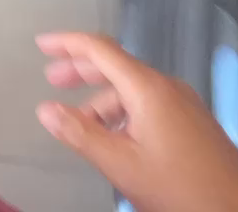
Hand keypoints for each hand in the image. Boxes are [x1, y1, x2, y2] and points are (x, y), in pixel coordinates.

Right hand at [36, 31, 237, 211]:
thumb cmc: (183, 194)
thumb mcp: (123, 166)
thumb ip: (80, 134)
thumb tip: (44, 109)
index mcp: (148, 88)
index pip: (99, 49)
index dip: (67, 43)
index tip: (40, 46)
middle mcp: (168, 87)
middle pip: (116, 65)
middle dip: (81, 69)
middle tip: (52, 80)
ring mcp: (186, 106)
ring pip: (133, 90)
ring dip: (102, 99)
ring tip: (82, 125)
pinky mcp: (197, 127)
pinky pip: (150, 105)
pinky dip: (124, 113)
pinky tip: (117, 140)